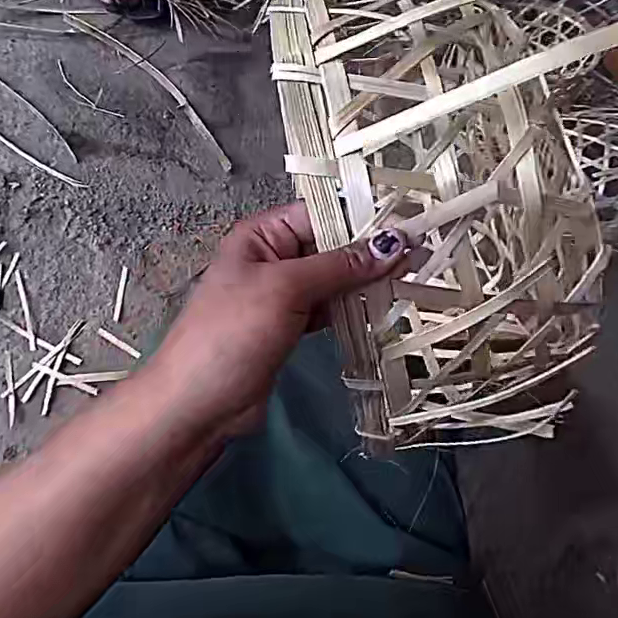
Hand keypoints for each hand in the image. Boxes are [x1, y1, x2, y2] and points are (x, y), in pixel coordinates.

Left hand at [148, 203, 405, 434]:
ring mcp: (284, 293)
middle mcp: (274, 257)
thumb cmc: (233, 333)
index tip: (407, 223)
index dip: (361, 217)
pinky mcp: (292, 324)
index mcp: (262, 234)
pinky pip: (330, 306)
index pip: (320, 212)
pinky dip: (353, 306)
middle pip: (330, 245)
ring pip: (334, 277)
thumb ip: (339, 266)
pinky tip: (383, 306)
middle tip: (419, 254)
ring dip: (366, 280)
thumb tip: (391, 243)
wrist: (198, 405)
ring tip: (412, 277)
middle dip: (369, 251)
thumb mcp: (285, 288)